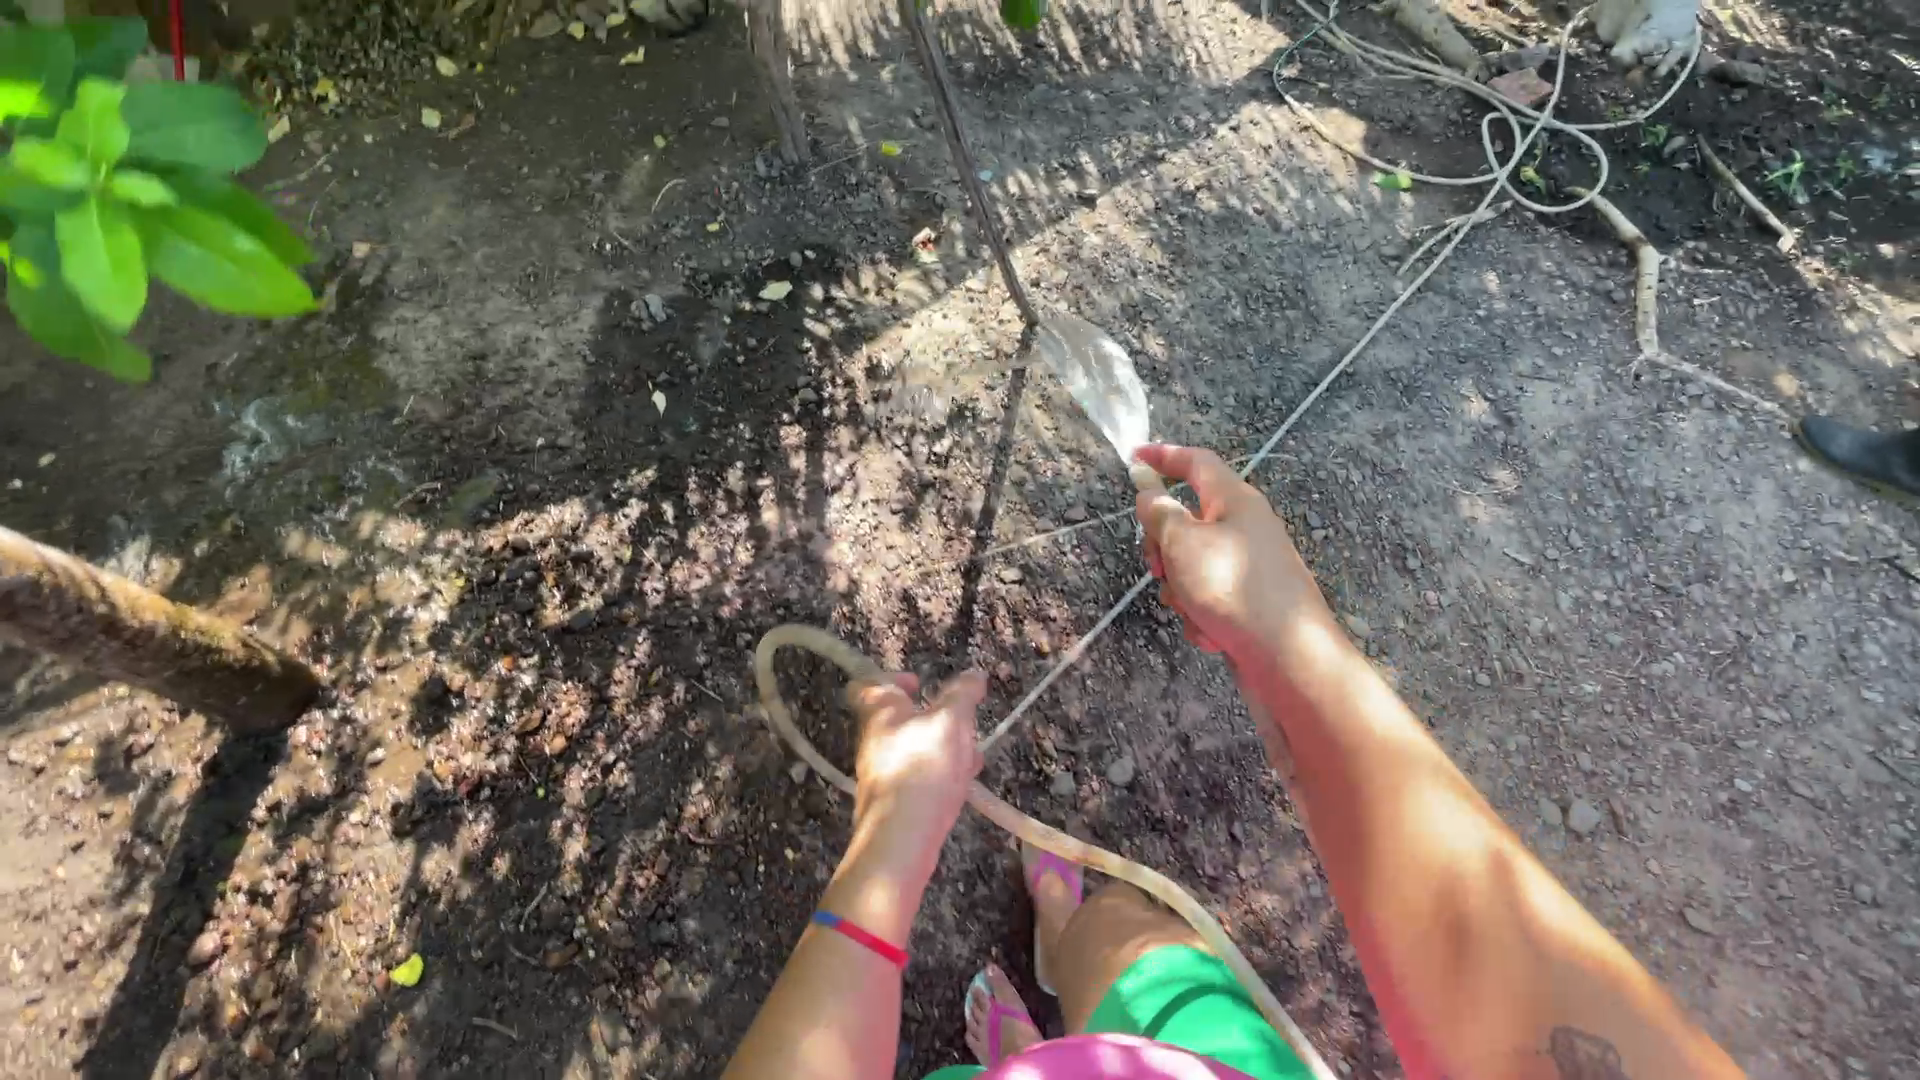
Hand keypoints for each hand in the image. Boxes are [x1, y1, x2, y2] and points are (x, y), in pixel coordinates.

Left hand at [846, 670, 985, 844]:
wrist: (901, 838)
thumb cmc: (923, 767)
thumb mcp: (951, 721)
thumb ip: (963, 694)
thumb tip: (974, 674)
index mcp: (879, 712)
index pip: (866, 685)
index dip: (890, 679)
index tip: (918, 683)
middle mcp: (873, 741)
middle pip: (899, 720)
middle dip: (934, 719)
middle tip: (961, 724)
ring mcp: (880, 774)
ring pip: (913, 750)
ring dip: (943, 749)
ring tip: (971, 757)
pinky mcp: (891, 803)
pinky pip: (917, 778)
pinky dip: (939, 775)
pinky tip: (962, 786)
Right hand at [1133, 444, 1336, 665]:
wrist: (1287, 656)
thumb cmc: (1232, 588)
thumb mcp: (1182, 543)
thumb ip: (1159, 513)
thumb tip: (1148, 492)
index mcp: (1234, 501)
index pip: (1196, 462)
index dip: (1163, 456)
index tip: (1134, 457)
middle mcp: (1244, 527)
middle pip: (1185, 520)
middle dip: (1162, 546)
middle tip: (1157, 567)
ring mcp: (1247, 565)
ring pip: (1190, 563)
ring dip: (1179, 587)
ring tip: (1192, 608)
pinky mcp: (1247, 600)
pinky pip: (1206, 595)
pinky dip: (1200, 612)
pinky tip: (1211, 632)